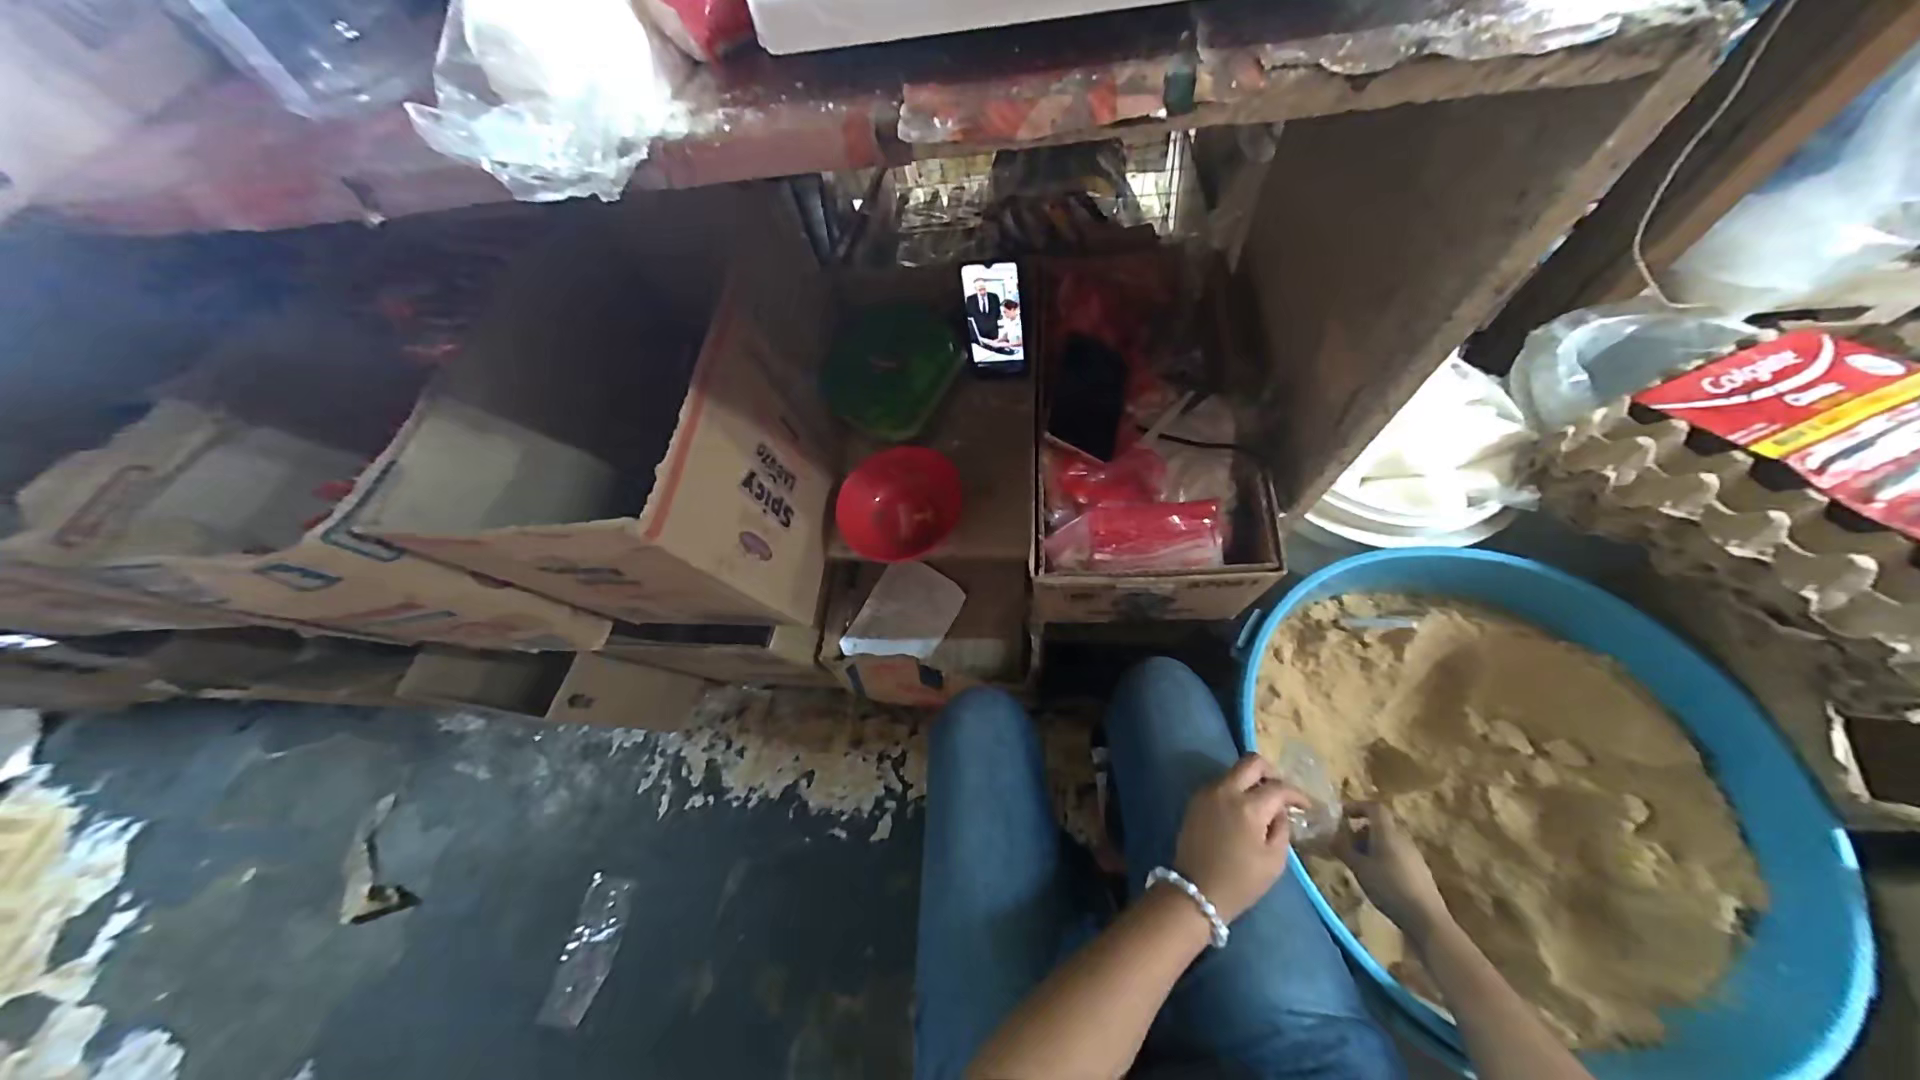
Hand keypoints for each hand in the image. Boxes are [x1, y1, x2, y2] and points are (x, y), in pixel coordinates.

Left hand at [1174, 755, 1308, 922]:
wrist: (1196, 891)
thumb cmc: (1241, 881)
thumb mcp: (1274, 860)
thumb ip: (1281, 828)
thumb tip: (1279, 810)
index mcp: (1248, 806)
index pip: (1278, 786)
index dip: (1296, 795)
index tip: (1306, 806)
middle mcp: (1225, 790)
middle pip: (1251, 762)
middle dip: (1271, 772)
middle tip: (1281, 793)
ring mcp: (1206, 792)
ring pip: (1233, 771)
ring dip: (1250, 781)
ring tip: (1263, 804)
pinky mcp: (1195, 800)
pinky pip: (1220, 784)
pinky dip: (1235, 789)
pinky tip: (1243, 810)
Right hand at [1334, 802, 1451, 945]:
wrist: (1427, 920)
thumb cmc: (1389, 888)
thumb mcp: (1359, 868)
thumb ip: (1343, 849)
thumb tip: (1330, 836)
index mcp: (1387, 833)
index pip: (1374, 807)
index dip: (1356, 807)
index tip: (1341, 816)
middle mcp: (1402, 840)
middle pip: (1379, 826)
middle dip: (1359, 831)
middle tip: (1344, 845)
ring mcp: (1413, 856)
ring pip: (1387, 842)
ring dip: (1369, 847)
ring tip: (1356, 864)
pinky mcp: (1419, 872)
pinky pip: (1395, 856)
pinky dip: (1381, 859)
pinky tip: (1375, 878)